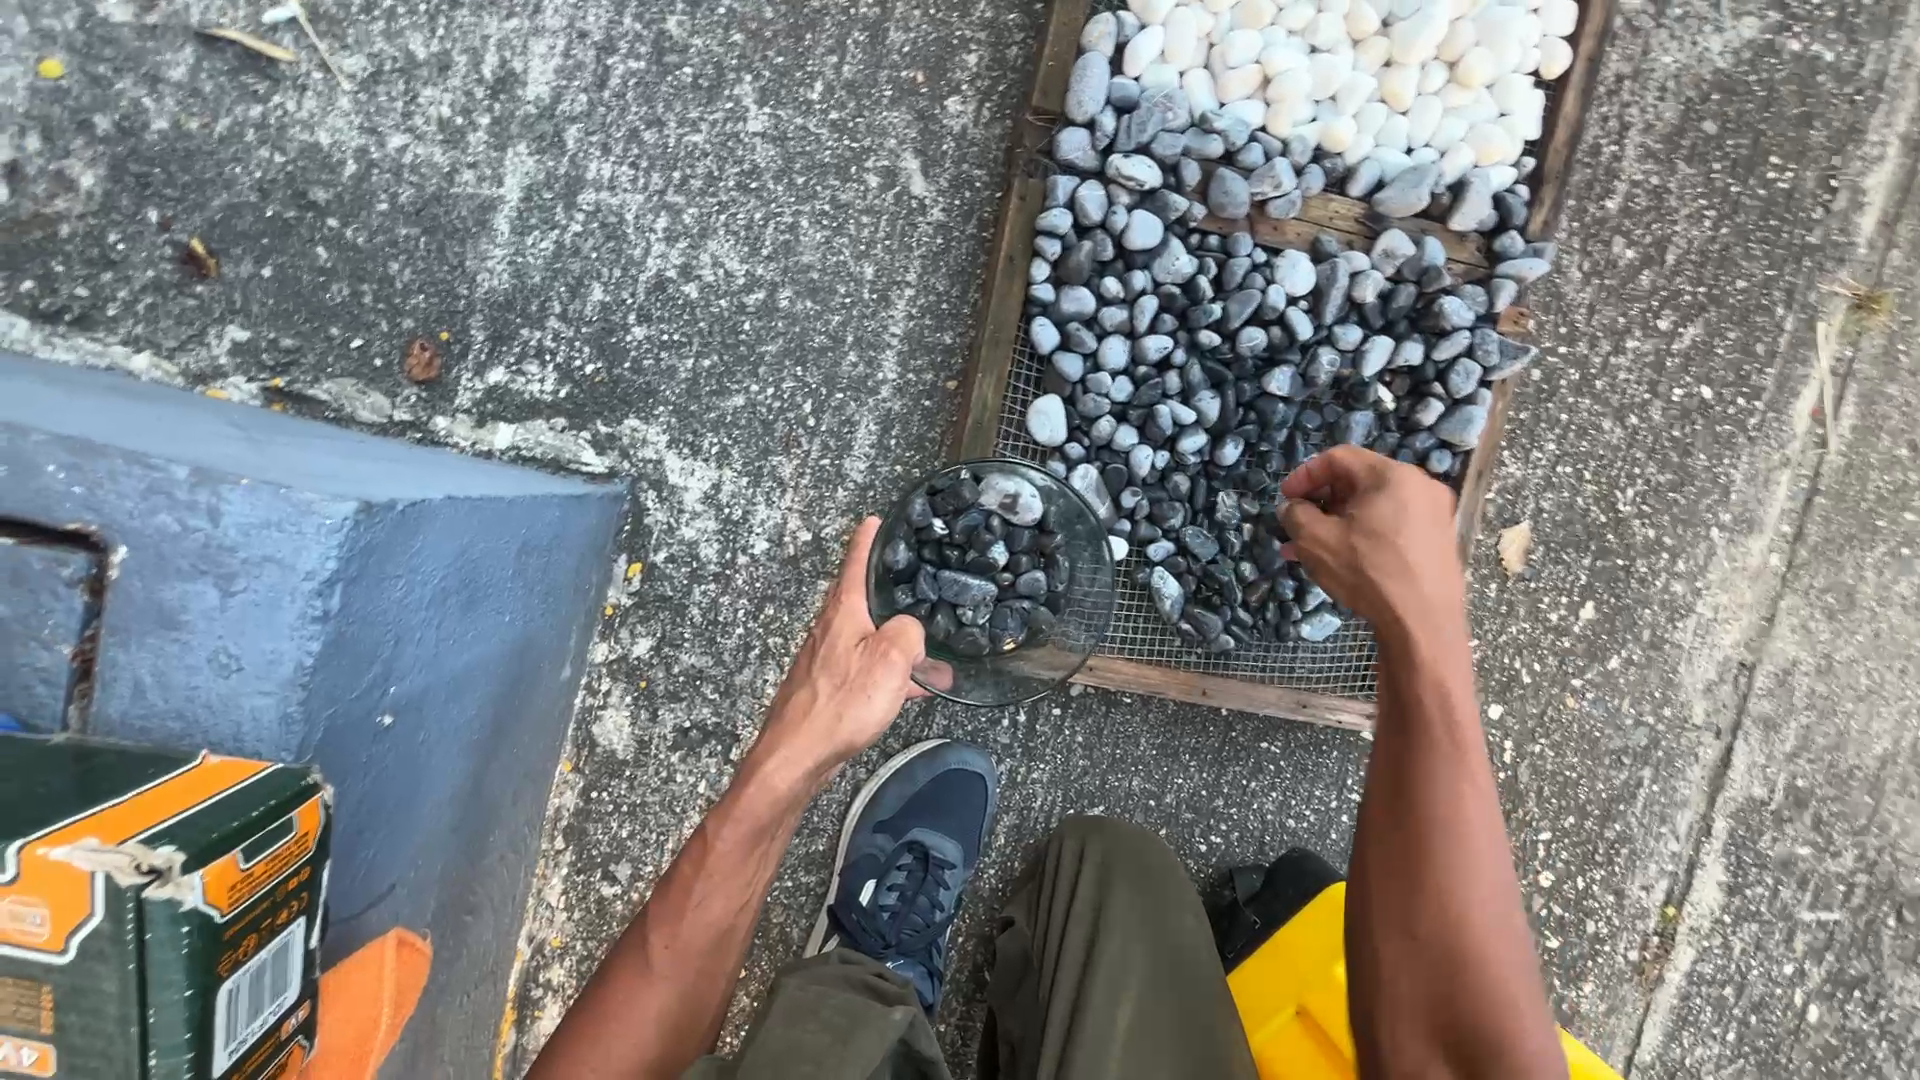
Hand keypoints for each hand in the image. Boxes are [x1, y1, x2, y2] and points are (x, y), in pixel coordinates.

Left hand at [754, 517, 927, 782]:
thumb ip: (909, 633)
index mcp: (844, 611)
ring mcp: (828, 656)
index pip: (855, 561)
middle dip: (890, 590)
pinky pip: (867, 665)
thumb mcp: (890, 660)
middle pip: (863, 597)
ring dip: (899, 640)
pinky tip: (912, 689)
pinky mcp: (829, 684)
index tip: (875, 519)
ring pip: (870, 635)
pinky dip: (891, 670)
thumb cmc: (839, 704)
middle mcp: (831, 627)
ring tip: (932, 652)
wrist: (796, 755)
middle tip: (916, 582)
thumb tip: (912, 630)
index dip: (868, 538)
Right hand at [1279, 446, 1465, 642]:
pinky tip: (1343, 559)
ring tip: (1310, 549)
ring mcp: (1435, 513)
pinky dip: (1363, 533)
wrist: (1424, 623)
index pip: (1339, 458)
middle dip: (1320, 502)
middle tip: (1296, 526)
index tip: (1285, 499)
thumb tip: (1293, 507)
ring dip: (1337, 521)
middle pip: (1358, 480)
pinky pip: (1392, 524)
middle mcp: (1420, 485)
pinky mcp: (1439, 539)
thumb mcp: (1315, 540)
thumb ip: (1295, 514)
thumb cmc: (1368, 572)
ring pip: (1373, 506)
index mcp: (1392, 475)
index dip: (1304, 475)